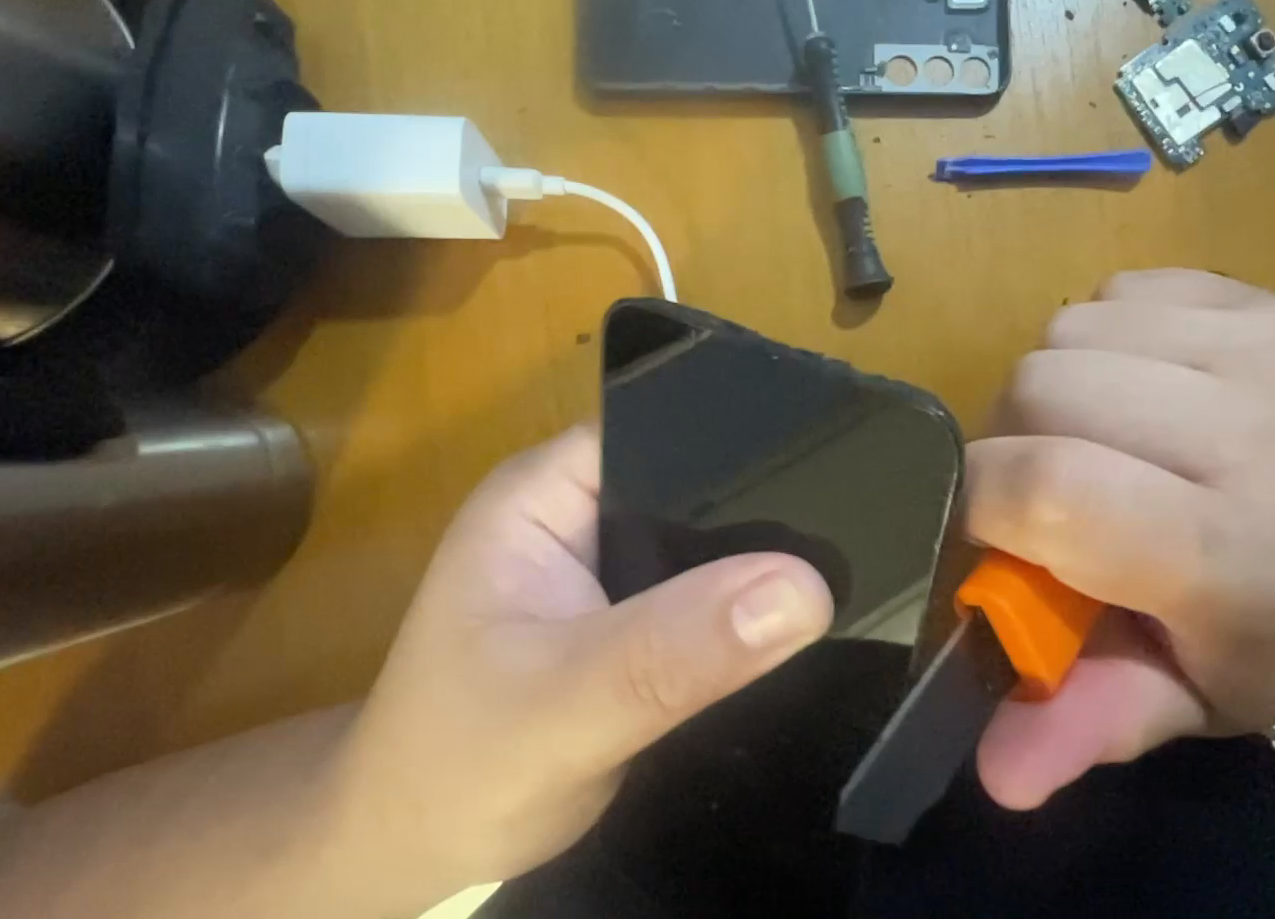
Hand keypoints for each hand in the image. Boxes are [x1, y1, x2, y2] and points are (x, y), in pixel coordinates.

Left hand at [331, 428, 833, 901]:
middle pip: (701, 484)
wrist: (415, 844)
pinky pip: (711, 599)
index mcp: (548, 490)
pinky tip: (803, 628)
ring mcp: (610, 565)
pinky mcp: (635, 618)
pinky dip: (749, 616)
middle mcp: (583, 510)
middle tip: (860, 537)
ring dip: (765, 570)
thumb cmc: (455, 767)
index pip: (667, 430)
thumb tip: (802, 591)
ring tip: (852, 577)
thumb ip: (672, 653)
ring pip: (712, 545)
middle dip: (771, 514)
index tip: (839, 474)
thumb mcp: (564, 708)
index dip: (750, 446)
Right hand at [964, 271, 1274, 810]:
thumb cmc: (1270, 637)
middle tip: (1049, 487)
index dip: (984, 501)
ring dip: (1053, 388)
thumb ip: (1088, 725)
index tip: (992, 529)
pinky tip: (1141, 389)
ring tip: (1097, 437)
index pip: (1053, 488)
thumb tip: (995, 776)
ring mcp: (1274, 347)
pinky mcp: (1273, 299)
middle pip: (1042, 389)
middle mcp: (1264, 432)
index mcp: (1237, 551)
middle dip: (1013, 440)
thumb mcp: (1182, 702)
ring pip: (1066, 331)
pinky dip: (1100, 340)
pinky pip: (1114, 293)